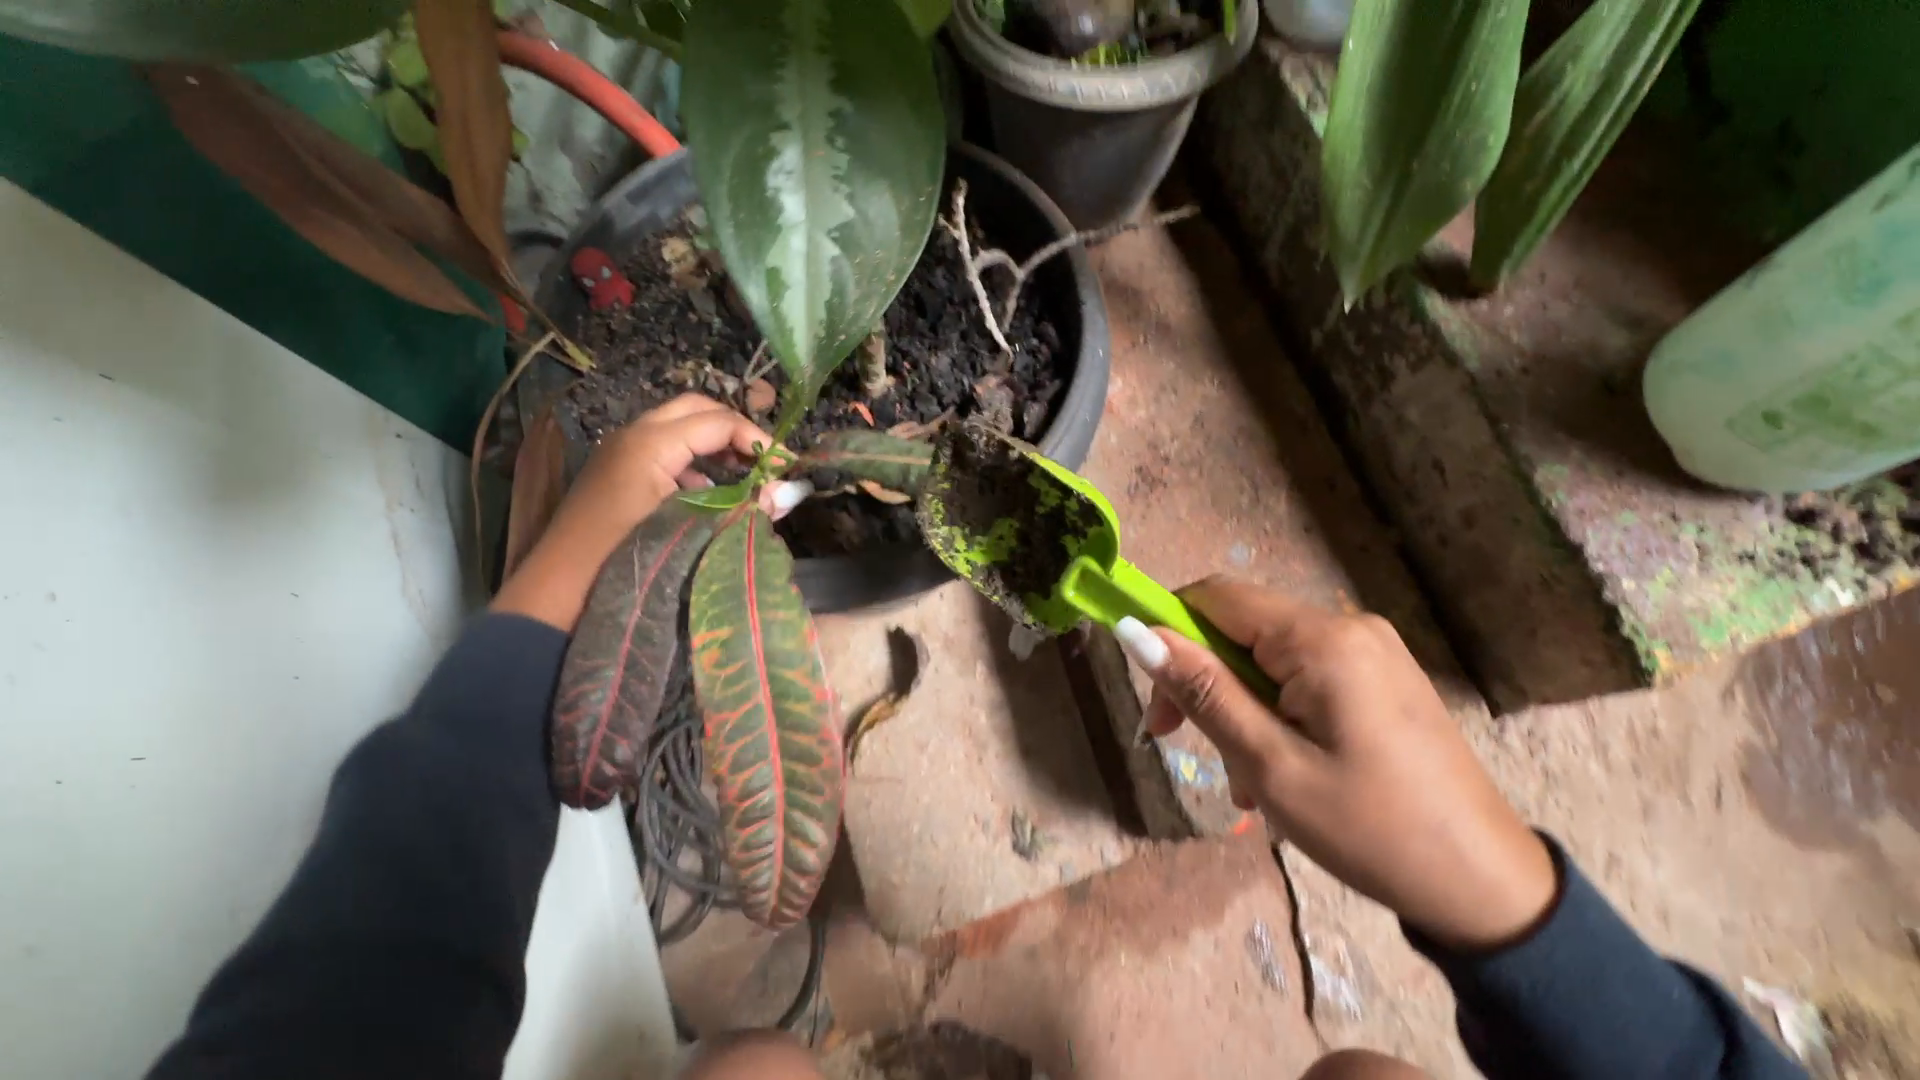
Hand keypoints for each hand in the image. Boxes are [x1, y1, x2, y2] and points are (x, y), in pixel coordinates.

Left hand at [491, 395, 806, 632]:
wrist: (559, 596)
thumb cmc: (628, 558)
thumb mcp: (693, 531)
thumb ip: (743, 508)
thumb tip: (790, 493)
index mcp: (650, 443)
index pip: (719, 422)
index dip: (759, 441)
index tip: (787, 468)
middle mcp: (631, 436)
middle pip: (696, 410)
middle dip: (735, 430)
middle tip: (766, 460)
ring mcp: (617, 454)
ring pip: (676, 429)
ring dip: (713, 445)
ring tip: (744, 477)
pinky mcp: (613, 475)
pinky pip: (661, 453)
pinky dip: (691, 463)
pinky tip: (707, 496)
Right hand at [1113, 578, 1556, 951]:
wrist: (1484, 884)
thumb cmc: (1369, 829)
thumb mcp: (1270, 765)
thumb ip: (1203, 691)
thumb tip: (1138, 632)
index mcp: (1322, 640)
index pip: (1214, 598)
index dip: (1167, 632)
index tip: (1154, 701)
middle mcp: (1348, 627)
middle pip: (1241, 629)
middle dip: (1204, 683)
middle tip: (1186, 748)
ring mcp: (1372, 651)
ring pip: (1269, 659)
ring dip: (1239, 709)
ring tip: (1247, 784)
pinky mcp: (1383, 678)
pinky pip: (1305, 677)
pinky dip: (1277, 714)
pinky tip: (1282, 771)